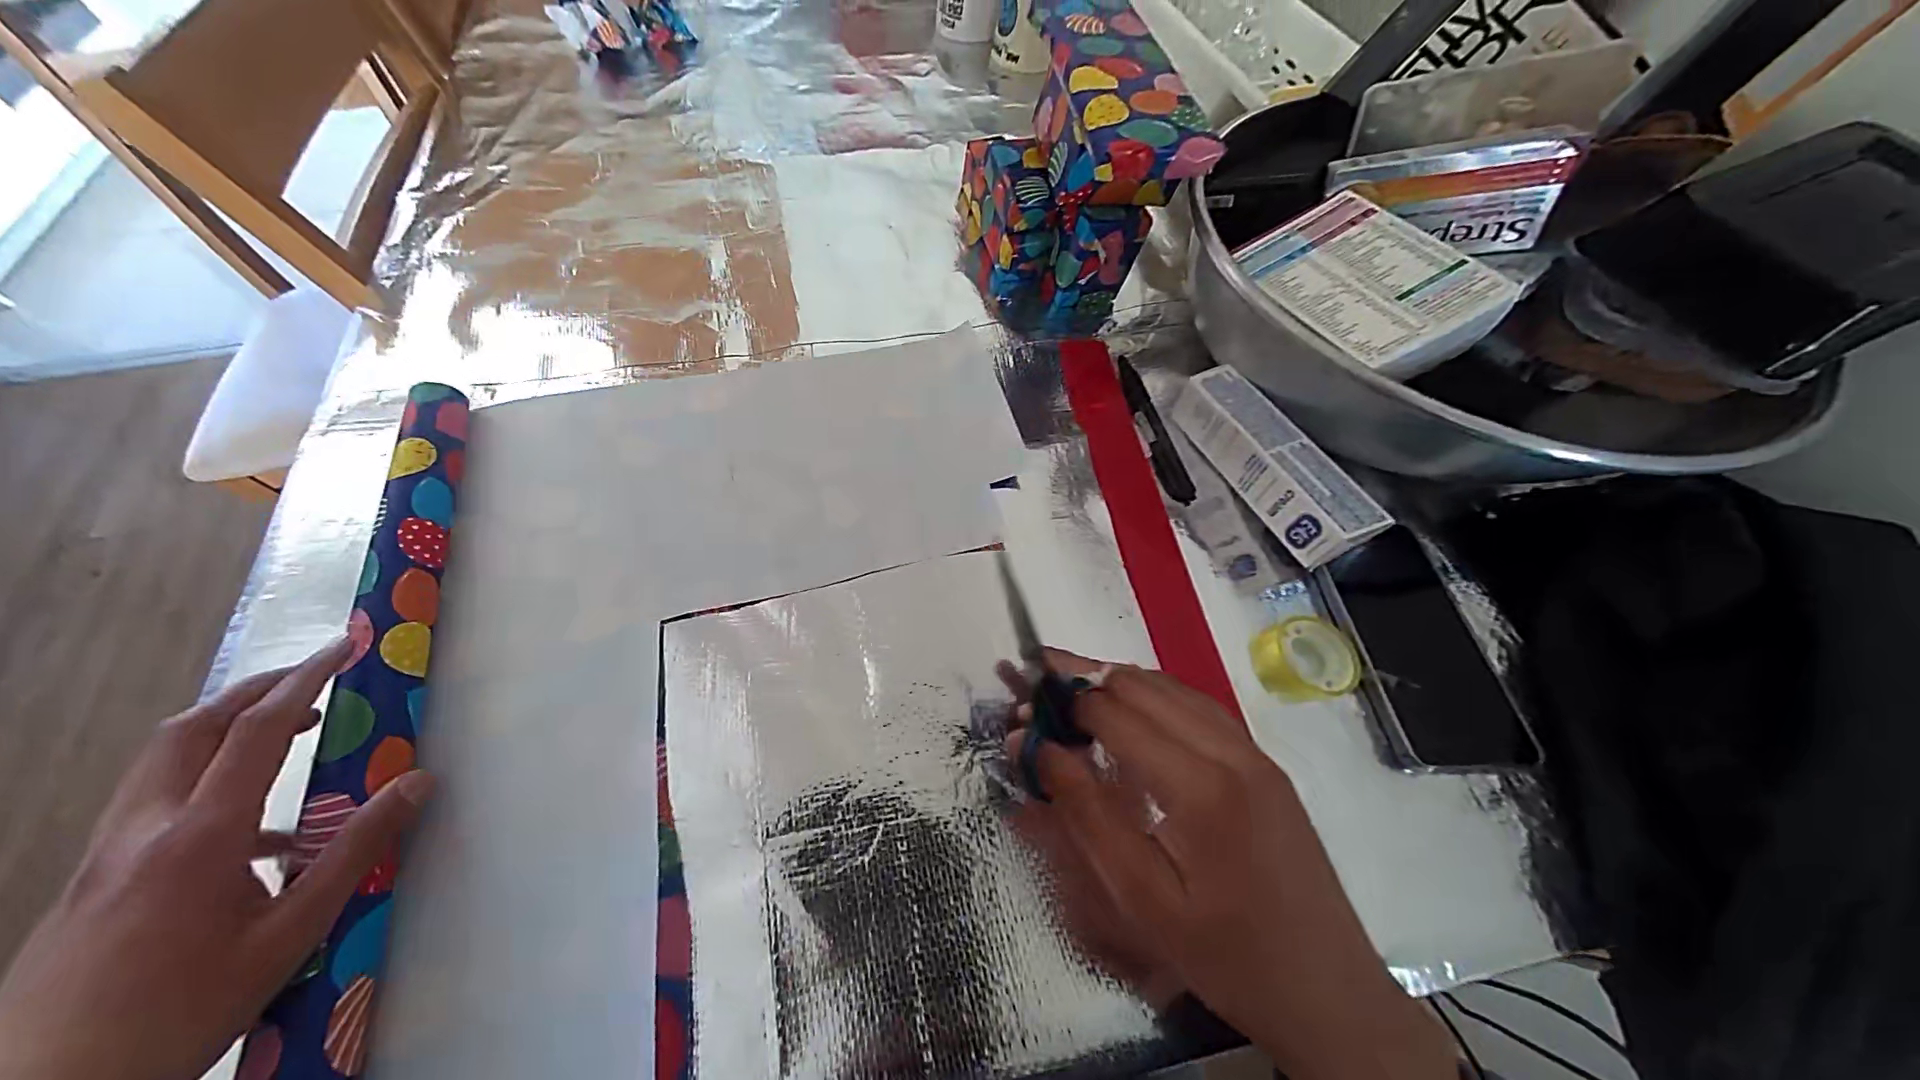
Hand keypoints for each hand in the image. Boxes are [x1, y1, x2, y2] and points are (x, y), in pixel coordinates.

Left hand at [0, 638, 433, 1079]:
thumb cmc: (183, 1008)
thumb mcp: (291, 932)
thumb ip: (355, 849)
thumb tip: (418, 783)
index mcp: (200, 834)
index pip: (258, 730)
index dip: (305, 680)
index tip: (340, 648)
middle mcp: (144, 827)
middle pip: (191, 729)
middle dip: (255, 690)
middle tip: (310, 677)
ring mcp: (106, 853)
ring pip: (162, 761)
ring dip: (225, 729)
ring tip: (287, 733)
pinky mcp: (90, 879)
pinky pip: (153, 803)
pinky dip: (206, 784)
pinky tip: (251, 835)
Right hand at [1007, 650, 1455, 1079]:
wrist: (1329, 993)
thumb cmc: (1227, 956)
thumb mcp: (1143, 900)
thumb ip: (1088, 816)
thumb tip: (1041, 749)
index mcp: (1201, 786)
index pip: (1115, 713)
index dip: (1063, 702)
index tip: (1025, 707)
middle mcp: (1231, 751)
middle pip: (1143, 685)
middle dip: (1085, 679)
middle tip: (1040, 690)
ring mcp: (1254, 753)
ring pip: (1173, 687)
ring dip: (1119, 682)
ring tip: (1073, 693)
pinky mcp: (1264, 764)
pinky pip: (1199, 706)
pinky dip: (1155, 697)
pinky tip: (1130, 714)